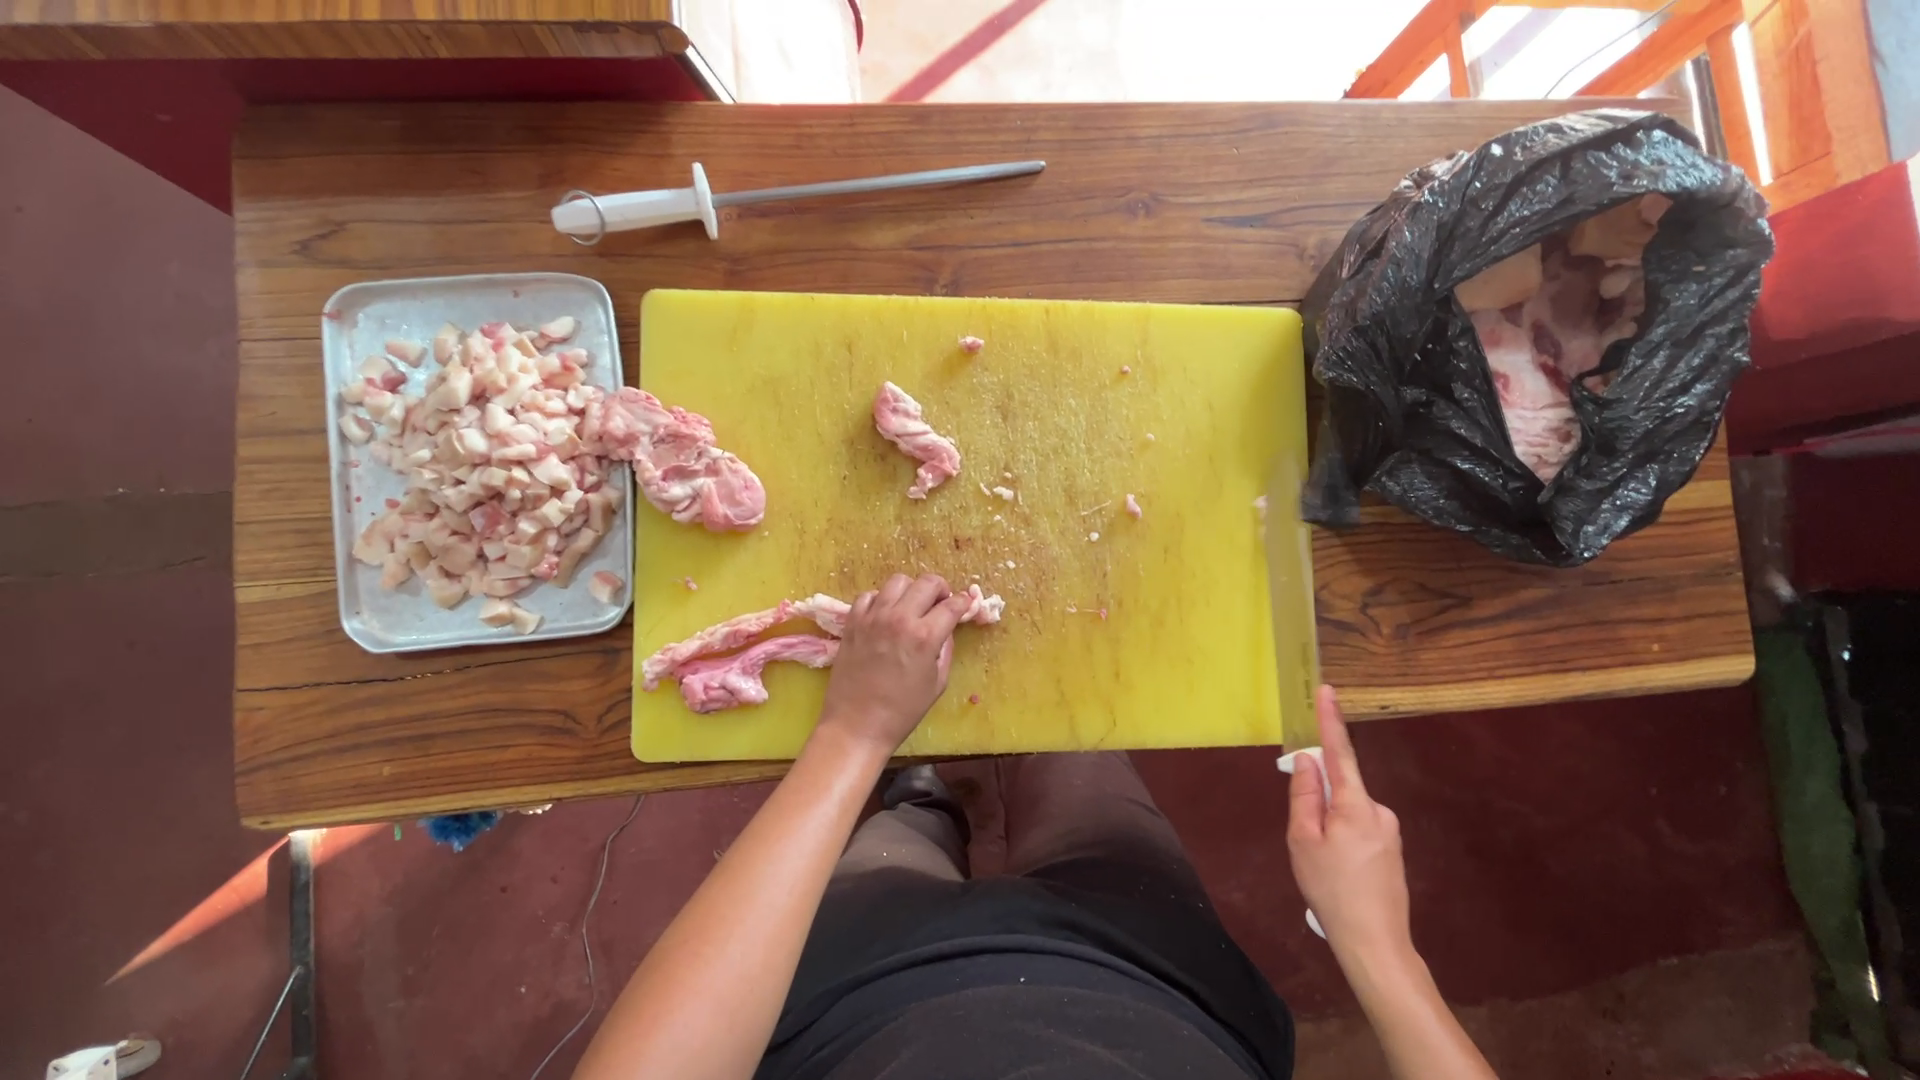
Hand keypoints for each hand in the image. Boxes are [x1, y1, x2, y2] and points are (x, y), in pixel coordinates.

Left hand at [817, 574, 971, 755]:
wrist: (857, 724)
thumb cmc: (902, 711)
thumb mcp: (937, 682)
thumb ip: (945, 648)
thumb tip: (946, 628)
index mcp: (925, 636)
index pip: (952, 605)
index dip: (963, 602)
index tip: (964, 605)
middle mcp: (899, 618)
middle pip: (927, 582)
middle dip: (940, 590)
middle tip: (940, 604)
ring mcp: (873, 617)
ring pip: (898, 581)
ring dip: (911, 590)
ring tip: (911, 607)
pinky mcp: (853, 622)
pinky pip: (869, 595)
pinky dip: (882, 600)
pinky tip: (885, 616)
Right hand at [1287, 686, 1412, 967]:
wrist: (1375, 942)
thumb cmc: (1331, 888)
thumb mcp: (1302, 840)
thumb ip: (1304, 796)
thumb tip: (1307, 761)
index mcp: (1355, 804)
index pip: (1338, 752)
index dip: (1330, 720)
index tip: (1327, 690)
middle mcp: (1378, 809)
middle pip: (1338, 788)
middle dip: (1316, 801)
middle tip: (1305, 843)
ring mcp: (1388, 830)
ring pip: (1346, 811)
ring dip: (1326, 826)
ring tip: (1320, 868)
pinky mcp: (1391, 849)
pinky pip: (1356, 829)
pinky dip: (1339, 839)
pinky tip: (1335, 873)